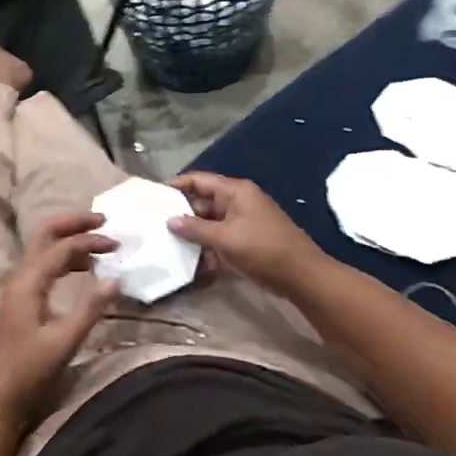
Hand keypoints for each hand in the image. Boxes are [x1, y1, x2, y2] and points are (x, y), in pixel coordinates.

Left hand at [0, 213, 120, 425]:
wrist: (0, 392)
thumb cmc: (30, 368)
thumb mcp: (65, 340)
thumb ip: (90, 308)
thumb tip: (116, 278)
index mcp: (28, 282)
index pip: (61, 247)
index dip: (90, 240)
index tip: (118, 243)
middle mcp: (20, 276)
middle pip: (44, 233)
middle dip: (73, 222)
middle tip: (103, 221)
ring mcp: (19, 284)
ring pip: (43, 247)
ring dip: (70, 239)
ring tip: (100, 243)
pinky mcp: (23, 296)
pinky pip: (44, 264)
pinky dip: (65, 257)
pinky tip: (85, 268)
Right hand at [167, 172, 325, 292]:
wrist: (302, 276)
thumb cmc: (263, 250)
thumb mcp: (225, 239)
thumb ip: (195, 228)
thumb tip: (170, 221)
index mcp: (235, 191)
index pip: (199, 180)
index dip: (176, 185)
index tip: (153, 195)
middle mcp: (238, 200)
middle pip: (203, 200)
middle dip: (181, 211)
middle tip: (155, 222)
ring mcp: (243, 219)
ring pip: (209, 220)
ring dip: (192, 231)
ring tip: (167, 240)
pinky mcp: (246, 237)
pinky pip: (219, 235)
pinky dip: (206, 243)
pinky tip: (191, 257)